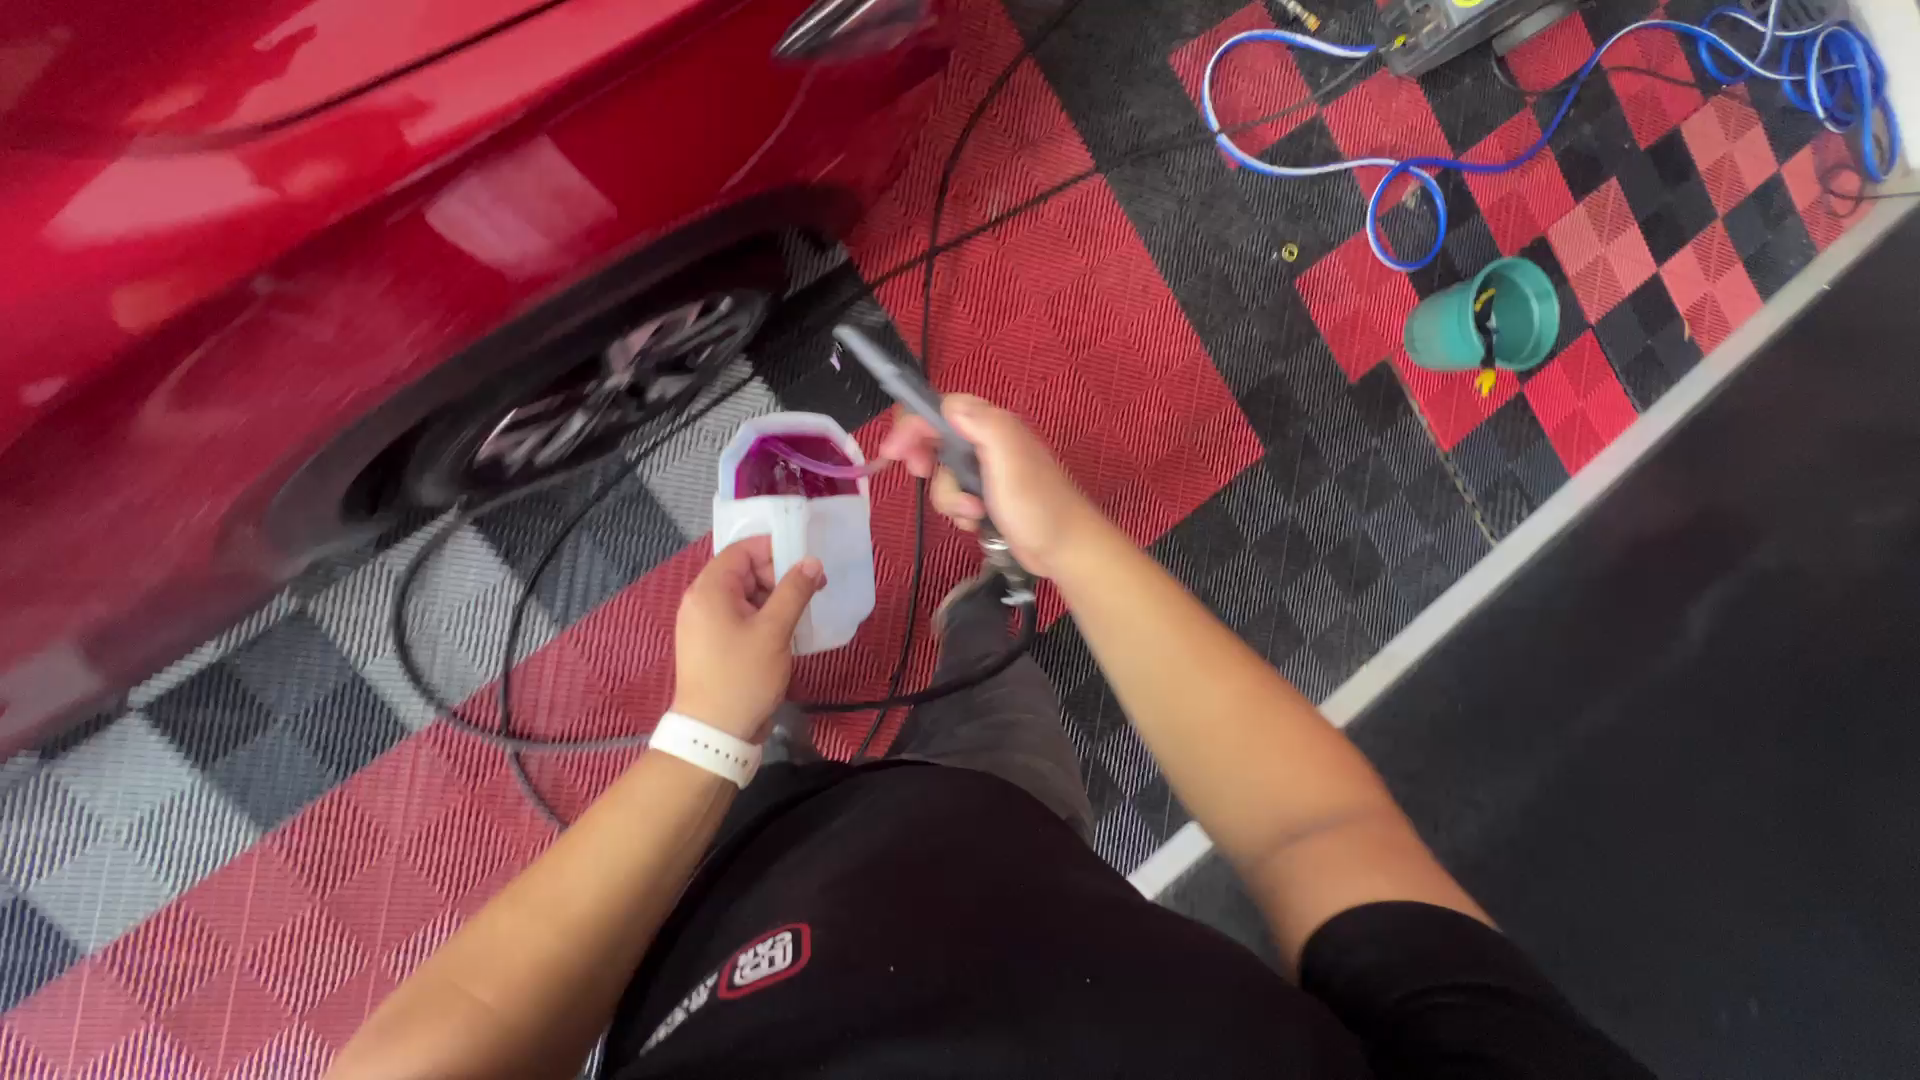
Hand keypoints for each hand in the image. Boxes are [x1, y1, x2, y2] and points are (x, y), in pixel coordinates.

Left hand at [670, 536, 823, 740]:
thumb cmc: (743, 676)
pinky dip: (764, 617)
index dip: (774, 549)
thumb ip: (794, 591)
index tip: (806, 562)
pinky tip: (787, 631)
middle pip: (743, 572)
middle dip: (779, 575)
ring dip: (775, 599)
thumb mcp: (774, 631)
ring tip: (804, 612)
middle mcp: (701, 602)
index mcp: (709, 590)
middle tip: (812, 590)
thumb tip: (811, 562)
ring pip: (745, 596)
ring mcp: (704, 625)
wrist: (714, 734)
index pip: (741, 551)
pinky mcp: (713, 645)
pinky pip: (740, 618)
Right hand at [878, 394, 1108, 578]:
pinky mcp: (986, 498)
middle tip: (922, 474)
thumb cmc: (1037, 504)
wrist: (1062, 549)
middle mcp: (987, 443)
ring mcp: (986, 472)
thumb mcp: (1008, 457)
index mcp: (992, 425)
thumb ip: (980, 424)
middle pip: (935, 441)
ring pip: (943, 475)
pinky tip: (976, 522)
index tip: (894, 452)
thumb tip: (949, 405)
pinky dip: (959, 512)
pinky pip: (955, 498)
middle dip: (927, 463)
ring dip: (949, 497)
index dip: (912, 425)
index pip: (939, 409)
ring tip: (973, 512)